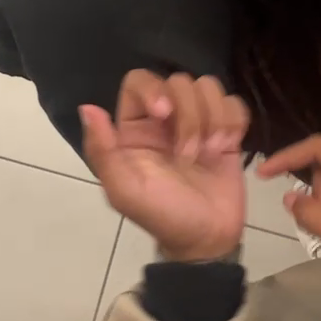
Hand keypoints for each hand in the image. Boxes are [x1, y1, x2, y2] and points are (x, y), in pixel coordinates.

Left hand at [81, 70, 249, 261]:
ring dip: (213, 119)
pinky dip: (233, 122)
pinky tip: (227, 147)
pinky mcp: (227, 130)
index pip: (139, 81)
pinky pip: (233, 103)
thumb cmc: (162, 216)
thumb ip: (102, 151)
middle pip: (180, 81)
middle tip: (190, 153)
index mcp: (135, 128)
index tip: (163, 115)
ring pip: (208, 87)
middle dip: (189, 115)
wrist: (207, 239)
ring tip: (210, 152)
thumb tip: (87, 108)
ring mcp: (199, 122)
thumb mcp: (124, 190)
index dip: (154, 89)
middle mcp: (166, 119)